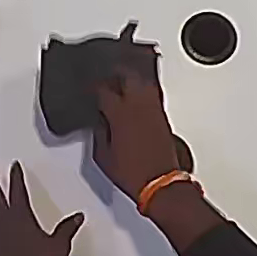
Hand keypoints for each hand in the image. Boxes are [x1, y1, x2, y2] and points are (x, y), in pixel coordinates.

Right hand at [92, 69, 181, 199]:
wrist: (160, 182)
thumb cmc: (134, 173)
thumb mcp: (103, 156)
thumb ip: (99, 133)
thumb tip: (100, 123)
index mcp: (119, 114)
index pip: (104, 90)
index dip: (96, 87)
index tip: (92, 88)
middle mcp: (138, 107)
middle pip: (127, 76)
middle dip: (116, 73)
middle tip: (108, 75)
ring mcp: (153, 110)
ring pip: (143, 81)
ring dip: (132, 77)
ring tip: (124, 79)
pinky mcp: (163, 117)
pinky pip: (153, 94)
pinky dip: (144, 90)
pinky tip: (139, 94)